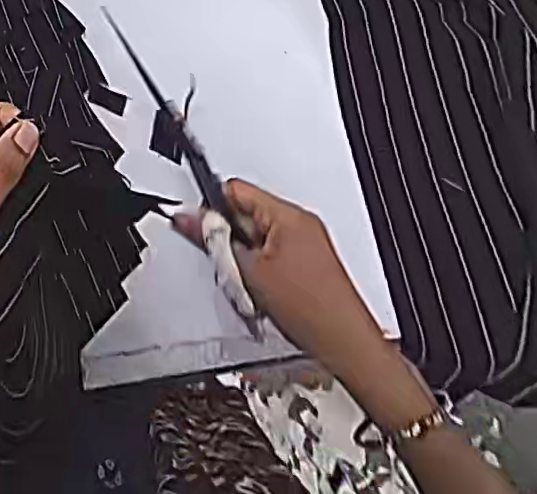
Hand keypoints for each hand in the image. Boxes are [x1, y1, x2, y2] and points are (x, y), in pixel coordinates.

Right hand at [174, 180, 386, 381]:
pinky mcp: (309, 260)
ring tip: (251, 283)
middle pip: (245, 214)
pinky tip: (263, 291)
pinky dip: (260, 267)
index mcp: (286, 214)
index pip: (234, 190)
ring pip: (256, 236)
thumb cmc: (311, 310)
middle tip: (233, 264)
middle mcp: (300, 222)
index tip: (203, 228)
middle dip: (231, 239)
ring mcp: (307, 241)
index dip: (213, 210)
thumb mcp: (248, 271)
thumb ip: (213, 240)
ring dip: (245, 256)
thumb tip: (188, 219)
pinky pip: (271, 251)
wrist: (347, 346)